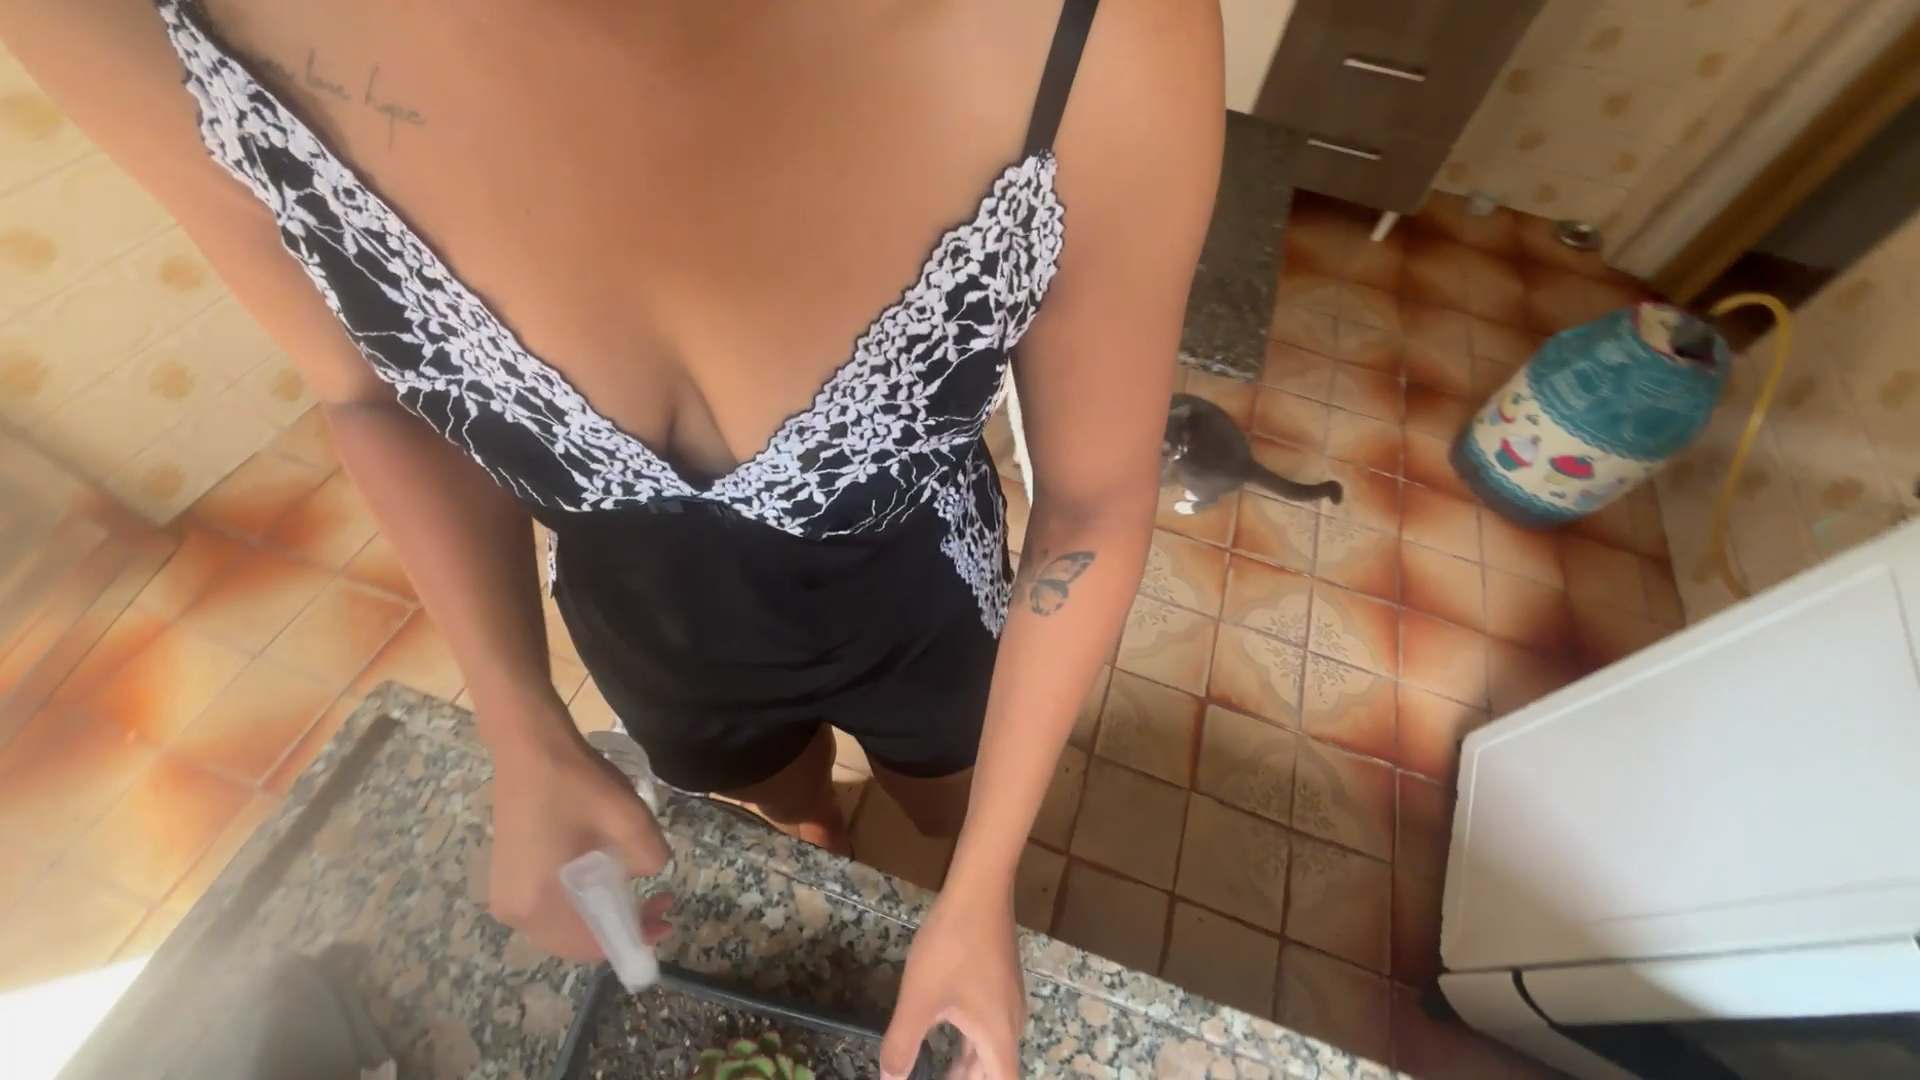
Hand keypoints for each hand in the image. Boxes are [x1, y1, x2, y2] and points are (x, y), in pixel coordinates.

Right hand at [485, 702, 672, 959]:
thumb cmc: (576, 783)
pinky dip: (582, 899)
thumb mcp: (628, 817)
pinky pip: (551, 905)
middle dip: (622, 925)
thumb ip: (650, 855)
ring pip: (564, 923)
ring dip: (603, 911)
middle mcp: (514, 912)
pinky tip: (607, 875)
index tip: (667, 921)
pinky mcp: (509, 877)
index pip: (592, 943)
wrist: (530, 747)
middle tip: (660, 901)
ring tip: (638, 886)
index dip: (634, 937)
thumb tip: (650, 873)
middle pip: (576, 939)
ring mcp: (506, 895)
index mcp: (538, 904)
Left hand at [879, 885, 1024, 1079]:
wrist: (979, 889)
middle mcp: (1011, 1021)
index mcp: (997, 1036)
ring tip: (942, 1070)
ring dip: (968, 1064)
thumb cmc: (952, 945)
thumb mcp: (919, 998)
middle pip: (995, 1070)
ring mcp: (1008, 996)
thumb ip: (902, 1045)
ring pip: (992, 1045)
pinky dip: (971, 1039)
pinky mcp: (1001, 977)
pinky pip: (990, 1022)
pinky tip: (950, 1028)